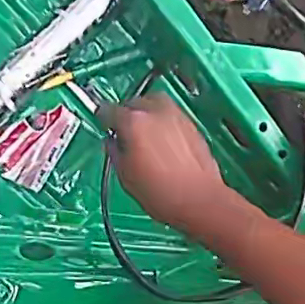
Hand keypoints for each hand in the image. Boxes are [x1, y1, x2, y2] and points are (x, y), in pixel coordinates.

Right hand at [103, 94, 243, 236]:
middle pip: (134, 103)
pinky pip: (170, 117)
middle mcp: (155, 111)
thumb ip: (115, 152)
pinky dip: (163, 124)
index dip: (104, 120)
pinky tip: (163, 144)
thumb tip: (113, 142)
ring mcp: (177, 115)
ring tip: (145, 138)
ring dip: (146, 116)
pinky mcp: (192, 125)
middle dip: (127, 115)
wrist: (200, 200)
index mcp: (134, 122)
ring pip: (154, 106)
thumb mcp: (125, 176)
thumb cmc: (160, 193)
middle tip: (125, 135)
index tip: (105, 128)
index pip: (109, 110)